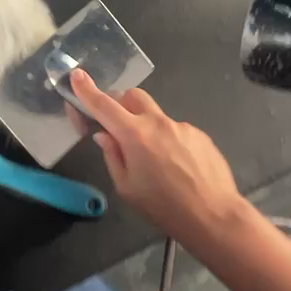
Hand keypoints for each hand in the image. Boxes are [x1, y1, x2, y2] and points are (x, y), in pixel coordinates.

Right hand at [68, 68, 255, 247]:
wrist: (213, 214)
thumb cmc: (163, 207)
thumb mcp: (127, 188)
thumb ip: (113, 156)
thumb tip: (105, 135)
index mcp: (135, 135)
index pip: (104, 105)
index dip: (87, 90)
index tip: (77, 76)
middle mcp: (158, 122)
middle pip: (133, 97)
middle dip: (120, 105)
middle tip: (117, 127)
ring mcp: (182, 126)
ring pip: (156, 118)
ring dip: (148, 131)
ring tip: (156, 164)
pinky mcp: (200, 134)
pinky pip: (177, 132)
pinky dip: (169, 143)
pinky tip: (178, 168)